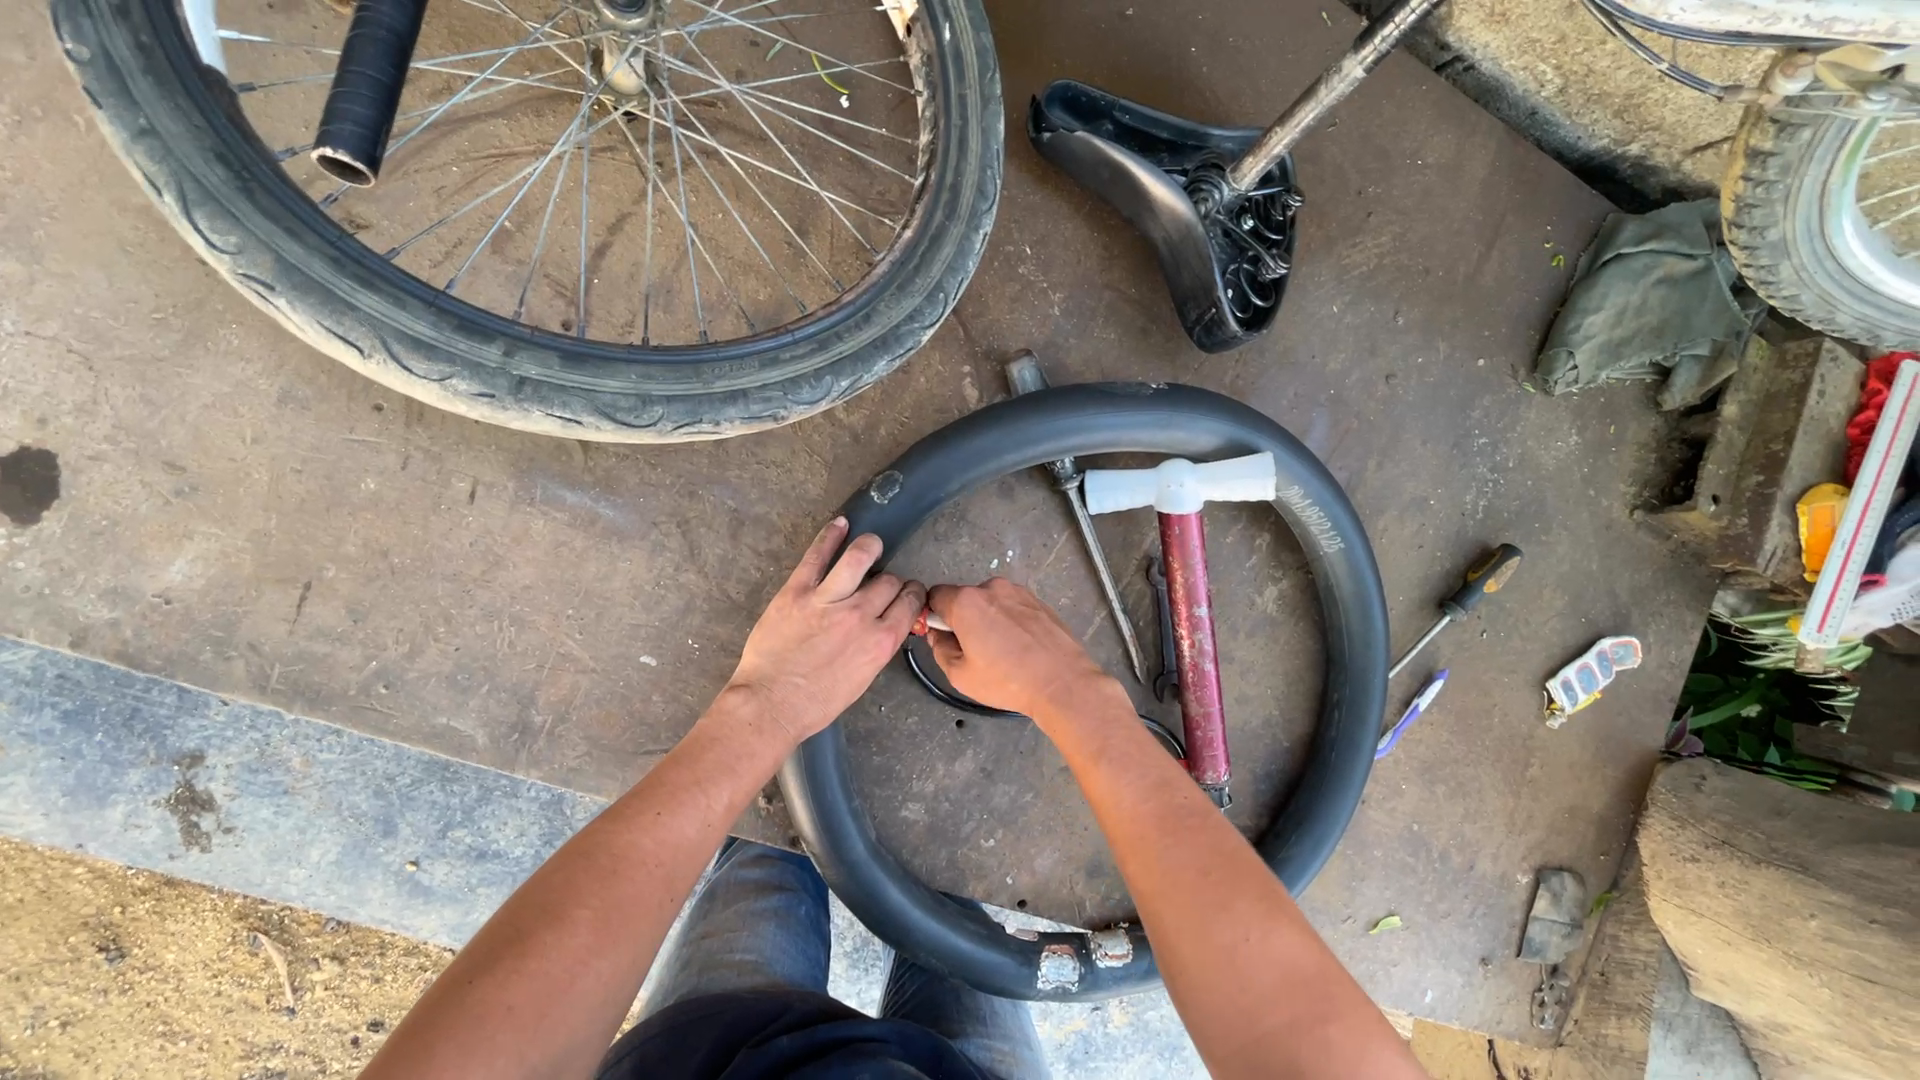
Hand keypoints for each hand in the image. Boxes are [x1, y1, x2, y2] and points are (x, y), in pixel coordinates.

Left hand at [723, 517, 924, 745]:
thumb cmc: (816, 702)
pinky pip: (818, 556)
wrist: (771, 704)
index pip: (909, 603)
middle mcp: (860, 616)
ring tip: (870, 545)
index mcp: (880, 642)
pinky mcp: (797, 591)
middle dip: (890, 578)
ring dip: (869, 547)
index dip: (912, 593)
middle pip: (888, 581)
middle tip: (882, 580)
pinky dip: (830, 536)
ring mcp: (828, 600)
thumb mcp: (862, 679)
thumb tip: (882, 626)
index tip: (908, 591)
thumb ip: (876, 647)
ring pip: (860, 557)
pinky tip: (839, 525)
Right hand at [925, 578, 1117, 719]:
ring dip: (988, 619)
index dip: (934, 615)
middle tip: (974, 651)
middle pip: (964, 598)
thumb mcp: (959, 675)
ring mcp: (1018, 592)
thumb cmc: (1007, 680)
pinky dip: (1010, 621)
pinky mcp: (1038, 601)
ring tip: (1002, 651)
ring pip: (991, 602)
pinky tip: (1021, 647)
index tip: (944, 636)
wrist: (1062, 681)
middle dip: (963, 619)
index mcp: (967, 602)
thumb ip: (939, 648)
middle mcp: (992, 588)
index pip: (935, 595)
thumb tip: (938, 635)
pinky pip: (1013, 607)